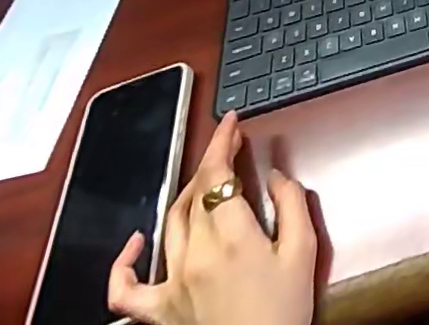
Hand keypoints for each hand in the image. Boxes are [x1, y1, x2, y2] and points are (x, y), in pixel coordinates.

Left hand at [108, 111, 314, 324]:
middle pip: (194, 191)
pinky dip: (125, 263)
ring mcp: (171, 285)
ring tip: (208, 177)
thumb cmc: (284, 315)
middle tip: (229, 142)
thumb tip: (276, 176)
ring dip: (188, 191)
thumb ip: (292, 205)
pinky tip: (136, 242)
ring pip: (170, 221)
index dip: (221, 142)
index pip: (216, 174)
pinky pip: (126, 291)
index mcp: (232, 238)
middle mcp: (195, 255)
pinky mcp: (157, 314)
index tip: (231, 123)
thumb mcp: (303, 253)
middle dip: (212, 159)